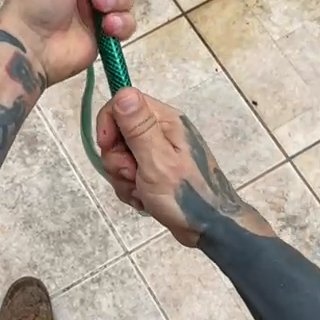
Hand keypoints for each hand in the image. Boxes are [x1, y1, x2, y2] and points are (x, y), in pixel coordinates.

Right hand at [95, 88, 272, 246]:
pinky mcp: (156, 170)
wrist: (211, 229)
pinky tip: (144, 199)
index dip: (109, 125)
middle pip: (118, 133)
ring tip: (141, 191)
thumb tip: (124, 91)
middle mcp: (162, 131)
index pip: (123, 104)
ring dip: (123, 177)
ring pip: (121, 156)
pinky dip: (131, 188)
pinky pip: (129, 174)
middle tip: (131, 175)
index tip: (108, 147)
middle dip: (117, 158)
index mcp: (166, 121)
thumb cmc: (186, 195)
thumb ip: (138, 127)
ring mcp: (159, 152)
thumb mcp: (157, 160)